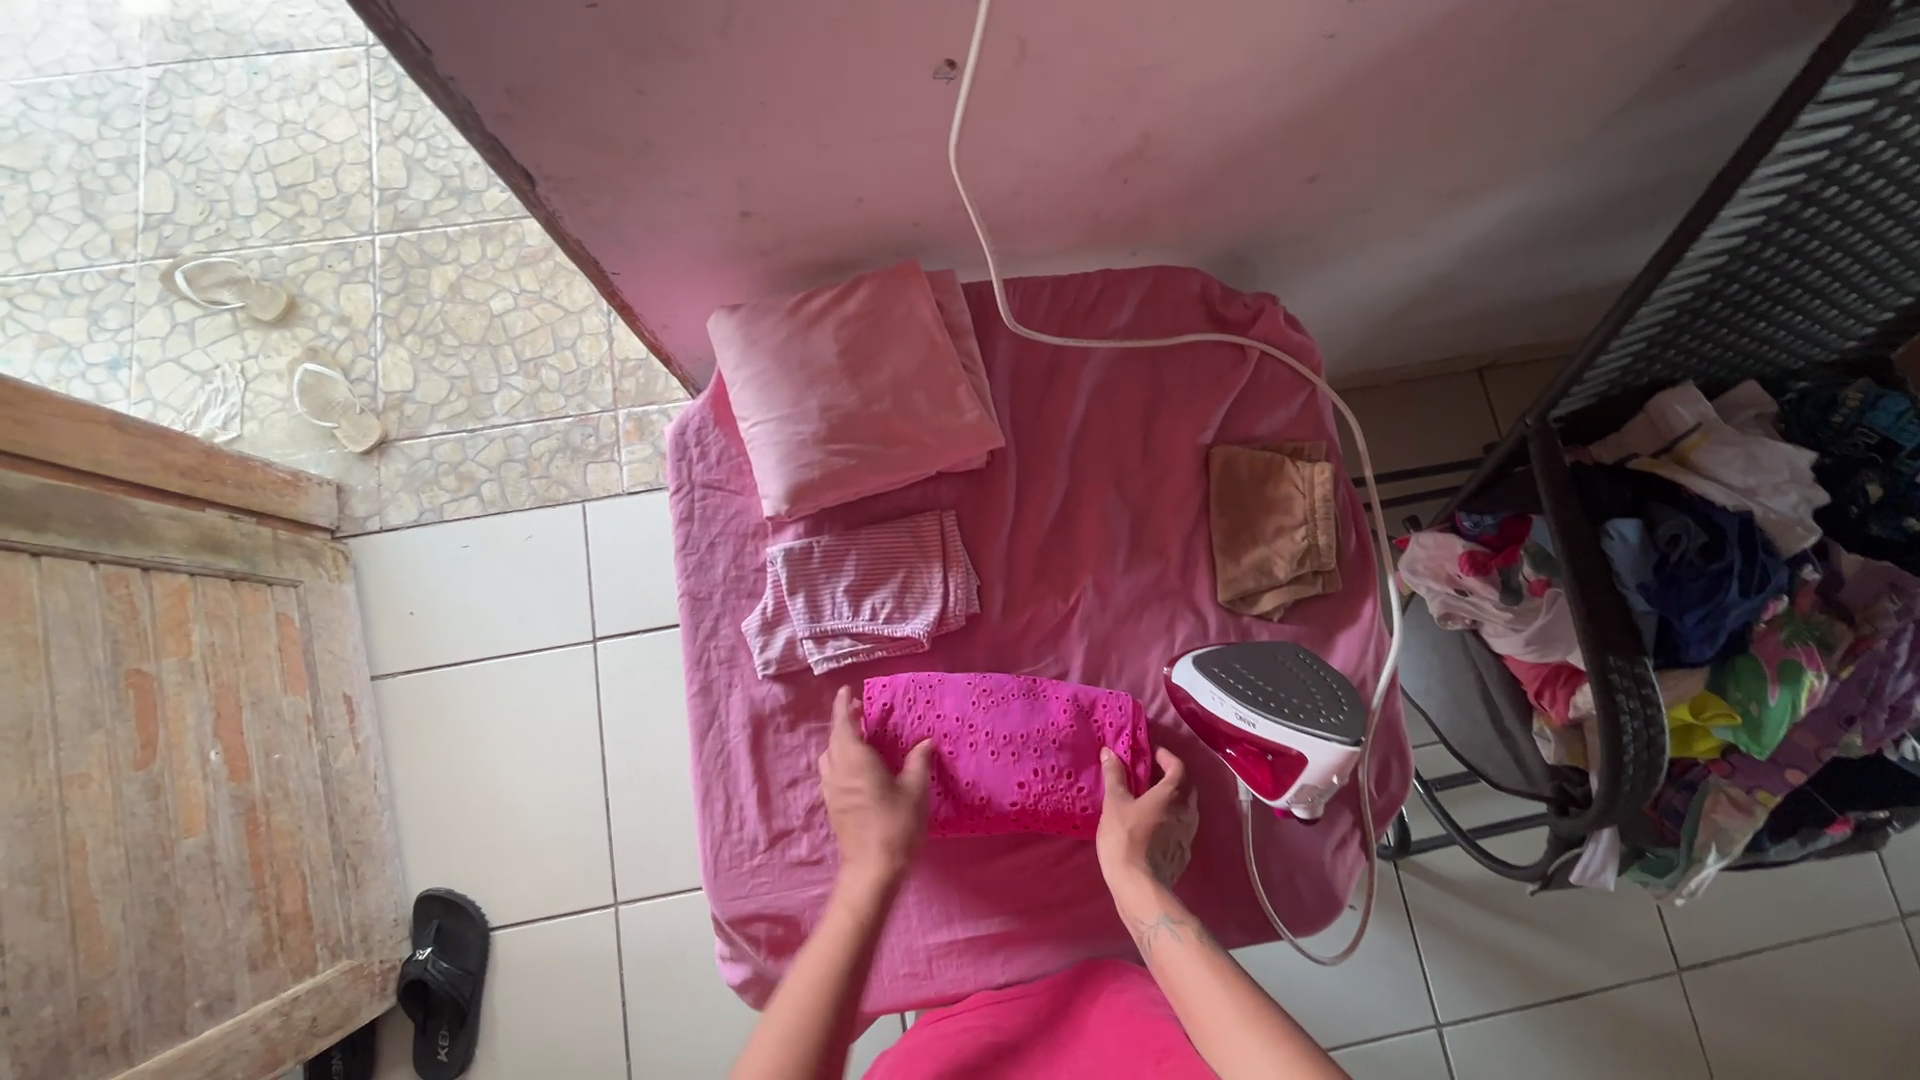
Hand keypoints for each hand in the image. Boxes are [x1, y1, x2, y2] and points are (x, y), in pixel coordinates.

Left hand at [818, 686, 933, 888]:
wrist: (873, 869)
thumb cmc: (897, 825)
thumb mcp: (916, 790)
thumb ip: (919, 762)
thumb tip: (925, 742)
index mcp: (855, 760)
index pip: (844, 724)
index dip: (844, 706)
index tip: (847, 691)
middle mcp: (838, 770)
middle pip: (835, 738)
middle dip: (844, 721)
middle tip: (860, 711)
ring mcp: (831, 790)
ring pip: (829, 755)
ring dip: (840, 741)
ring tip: (858, 737)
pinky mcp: (832, 805)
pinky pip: (830, 772)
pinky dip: (839, 759)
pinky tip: (855, 767)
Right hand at [1097, 747, 1198, 894]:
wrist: (1139, 887)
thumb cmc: (1126, 839)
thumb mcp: (1115, 803)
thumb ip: (1114, 776)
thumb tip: (1109, 752)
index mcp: (1173, 795)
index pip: (1178, 766)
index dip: (1166, 756)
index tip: (1150, 753)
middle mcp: (1187, 811)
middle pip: (1186, 786)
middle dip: (1171, 776)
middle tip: (1149, 774)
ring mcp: (1188, 834)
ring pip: (1185, 808)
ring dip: (1172, 798)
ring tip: (1149, 798)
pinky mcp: (1184, 853)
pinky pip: (1181, 827)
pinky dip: (1170, 818)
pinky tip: (1153, 825)